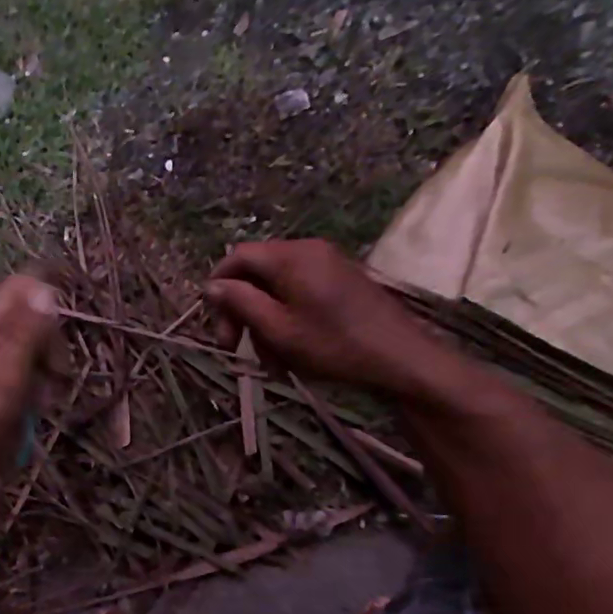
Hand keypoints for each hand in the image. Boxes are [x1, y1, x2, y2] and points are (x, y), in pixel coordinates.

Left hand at [0, 274, 59, 457]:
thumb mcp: (12, 364)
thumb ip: (29, 327)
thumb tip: (47, 291)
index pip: (20, 286)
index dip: (46, 293)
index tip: (66, 320)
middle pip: (35, 314)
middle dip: (52, 338)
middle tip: (55, 367)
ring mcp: (0, 358)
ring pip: (40, 343)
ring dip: (52, 363)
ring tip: (48, 390)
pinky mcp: (8, 379)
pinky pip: (36, 367)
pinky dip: (45, 380)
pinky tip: (42, 399)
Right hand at [204, 240, 449, 392]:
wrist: (402, 358)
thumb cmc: (334, 345)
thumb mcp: (278, 328)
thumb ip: (240, 302)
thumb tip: (210, 286)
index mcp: (290, 256)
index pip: (237, 256)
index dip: (219, 285)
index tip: (213, 321)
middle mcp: (308, 251)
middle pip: (257, 273)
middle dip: (242, 310)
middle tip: (234, 348)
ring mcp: (328, 265)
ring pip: (277, 288)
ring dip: (265, 323)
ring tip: (271, 362)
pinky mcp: (341, 282)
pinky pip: (300, 294)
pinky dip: (287, 320)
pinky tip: (292, 352)